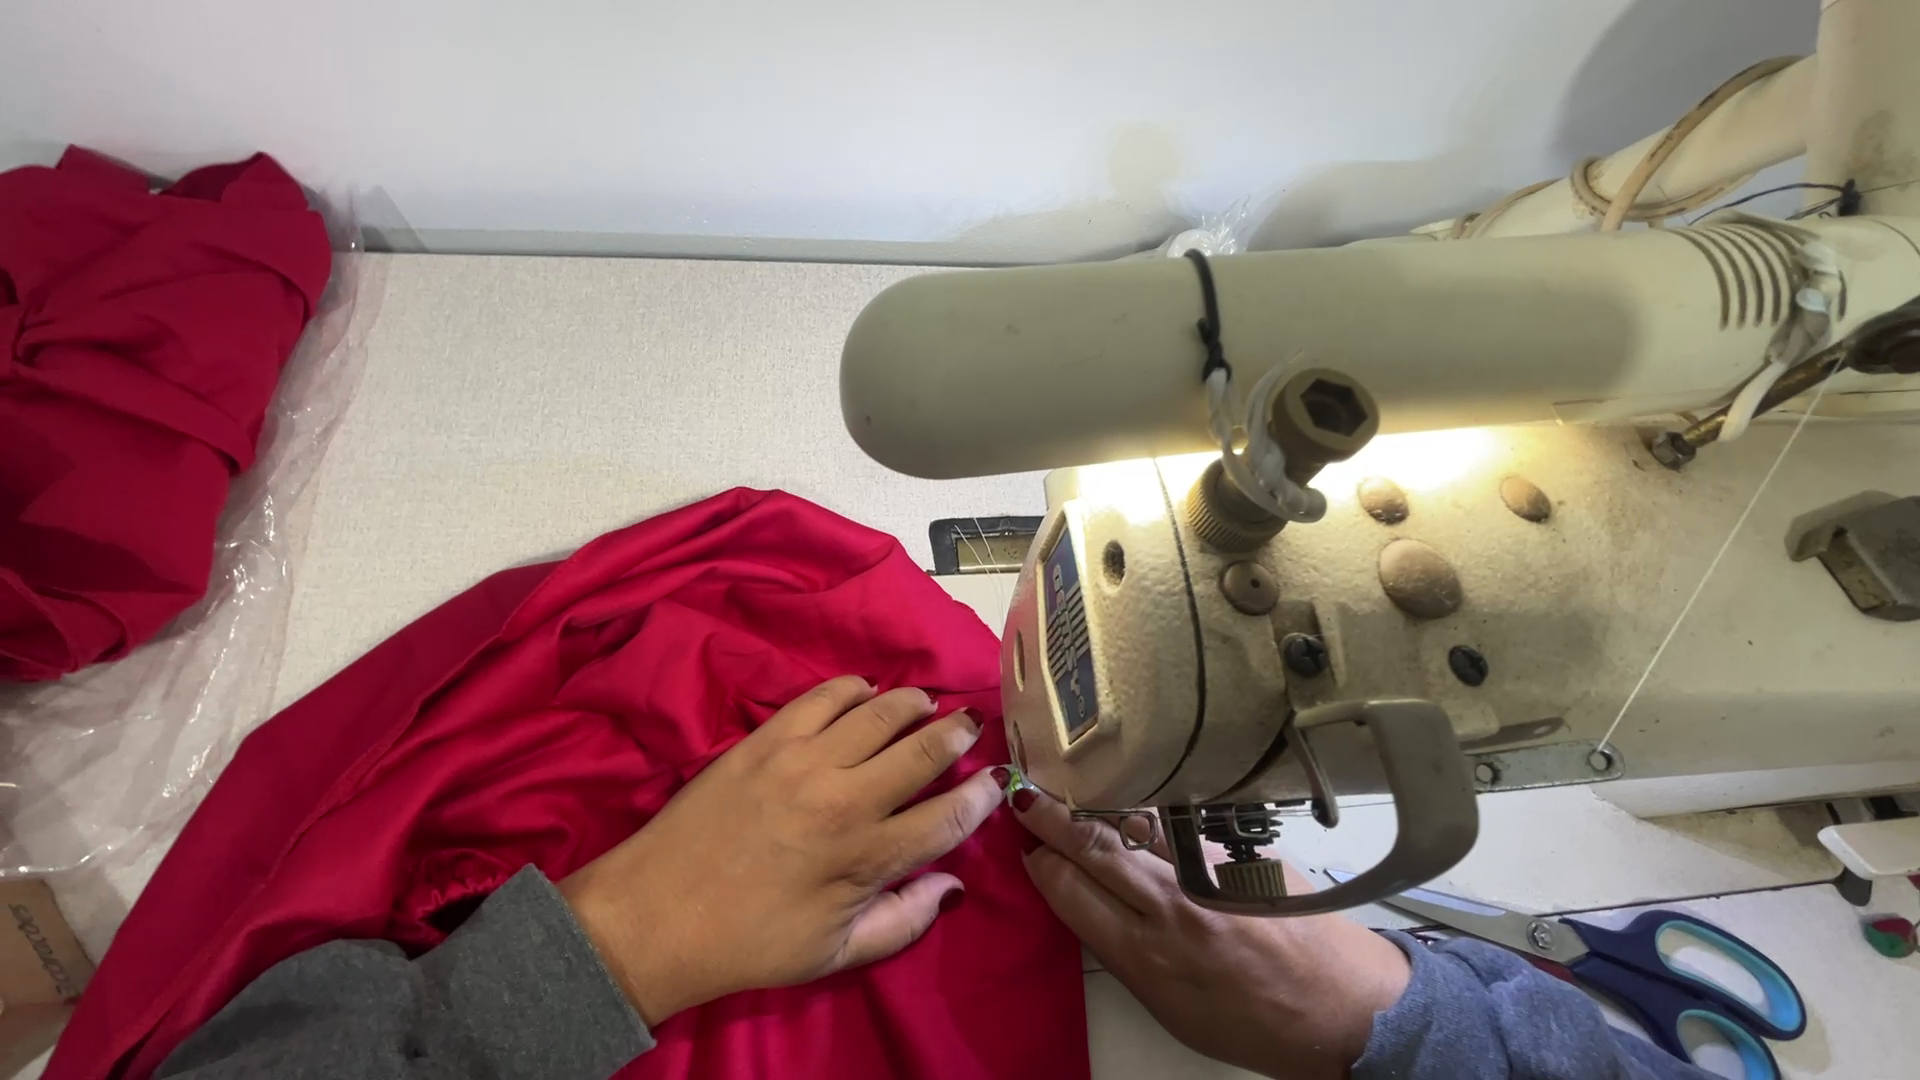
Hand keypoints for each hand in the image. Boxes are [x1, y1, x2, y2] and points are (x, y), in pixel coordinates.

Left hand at [558, 677, 1002, 1025]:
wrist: (654, 915)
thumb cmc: (750, 943)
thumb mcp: (834, 955)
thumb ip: (904, 921)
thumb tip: (954, 883)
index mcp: (865, 859)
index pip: (947, 818)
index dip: (982, 795)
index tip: (996, 779)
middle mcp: (845, 800)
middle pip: (924, 751)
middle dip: (959, 733)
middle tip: (969, 725)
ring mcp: (805, 761)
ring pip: (882, 712)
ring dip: (915, 703)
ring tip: (926, 704)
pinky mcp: (769, 738)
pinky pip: (826, 695)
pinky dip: (855, 688)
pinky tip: (865, 694)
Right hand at [1013, 787, 1410, 1079]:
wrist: (1345, 1005)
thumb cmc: (1252, 1022)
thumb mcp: (1172, 1008)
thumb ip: (1125, 952)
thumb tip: (1087, 900)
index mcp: (1148, 958)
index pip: (1073, 892)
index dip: (1043, 864)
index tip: (1026, 845)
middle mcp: (1171, 906)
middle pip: (1094, 846)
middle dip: (1051, 817)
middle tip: (1022, 795)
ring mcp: (1205, 869)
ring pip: (1132, 821)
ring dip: (1090, 801)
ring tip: (1063, 782)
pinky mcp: (1236, 848)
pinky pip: (1175, 819)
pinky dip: (1141, 806)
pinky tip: (1125, 789)